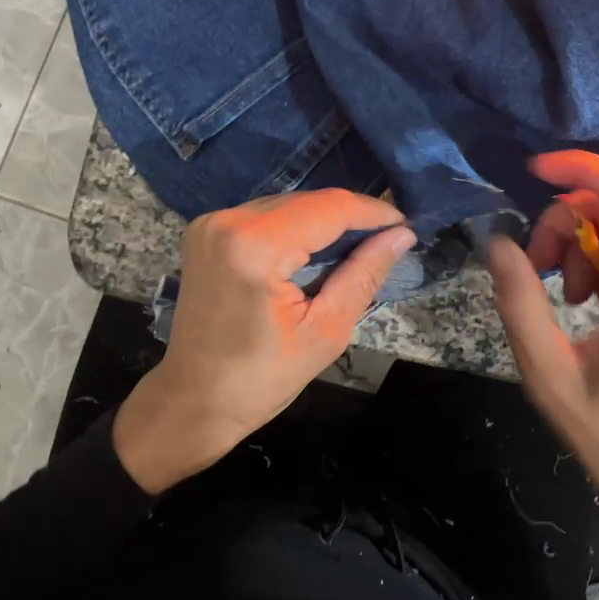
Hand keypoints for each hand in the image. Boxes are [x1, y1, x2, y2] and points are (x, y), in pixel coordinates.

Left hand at [112, 190, 416, 492]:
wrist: (194, 398)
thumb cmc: (261, 379)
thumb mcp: (325, 331)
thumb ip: (363, 275)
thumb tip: (402, 236)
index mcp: (255, 247)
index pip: (327, 208)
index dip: (371, 211)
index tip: (405, 224)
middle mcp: (228, 221)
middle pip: (305, 201)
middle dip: (349, 216)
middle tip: (389, 237)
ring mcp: (211, 223)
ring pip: (285, 204)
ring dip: (321, 220)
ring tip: (359, 244)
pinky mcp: (204, 231)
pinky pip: (262, 216)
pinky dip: (292, 226)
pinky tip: (315, 249)